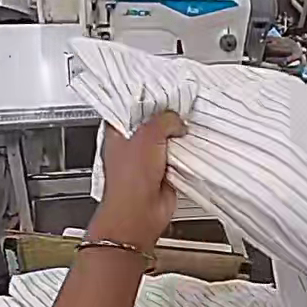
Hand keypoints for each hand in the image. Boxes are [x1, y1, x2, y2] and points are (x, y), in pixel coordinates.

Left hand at [89, 111, 185, 250]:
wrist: (140, 213)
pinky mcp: (164, 175)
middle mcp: (132, 147)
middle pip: (154, 125)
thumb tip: (177, 121)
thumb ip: (164, 120)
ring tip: (186, 134)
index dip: (148, 100)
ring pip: (168, 143)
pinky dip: (186, 158)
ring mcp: (148, 162)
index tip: (164, 94)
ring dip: (178, 141)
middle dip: (168, 121)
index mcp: (118, 133)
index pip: (132, 108)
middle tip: (180, 114)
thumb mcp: (148, 135)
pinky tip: (189, 153)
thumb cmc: (129, 181)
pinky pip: (179, 160)